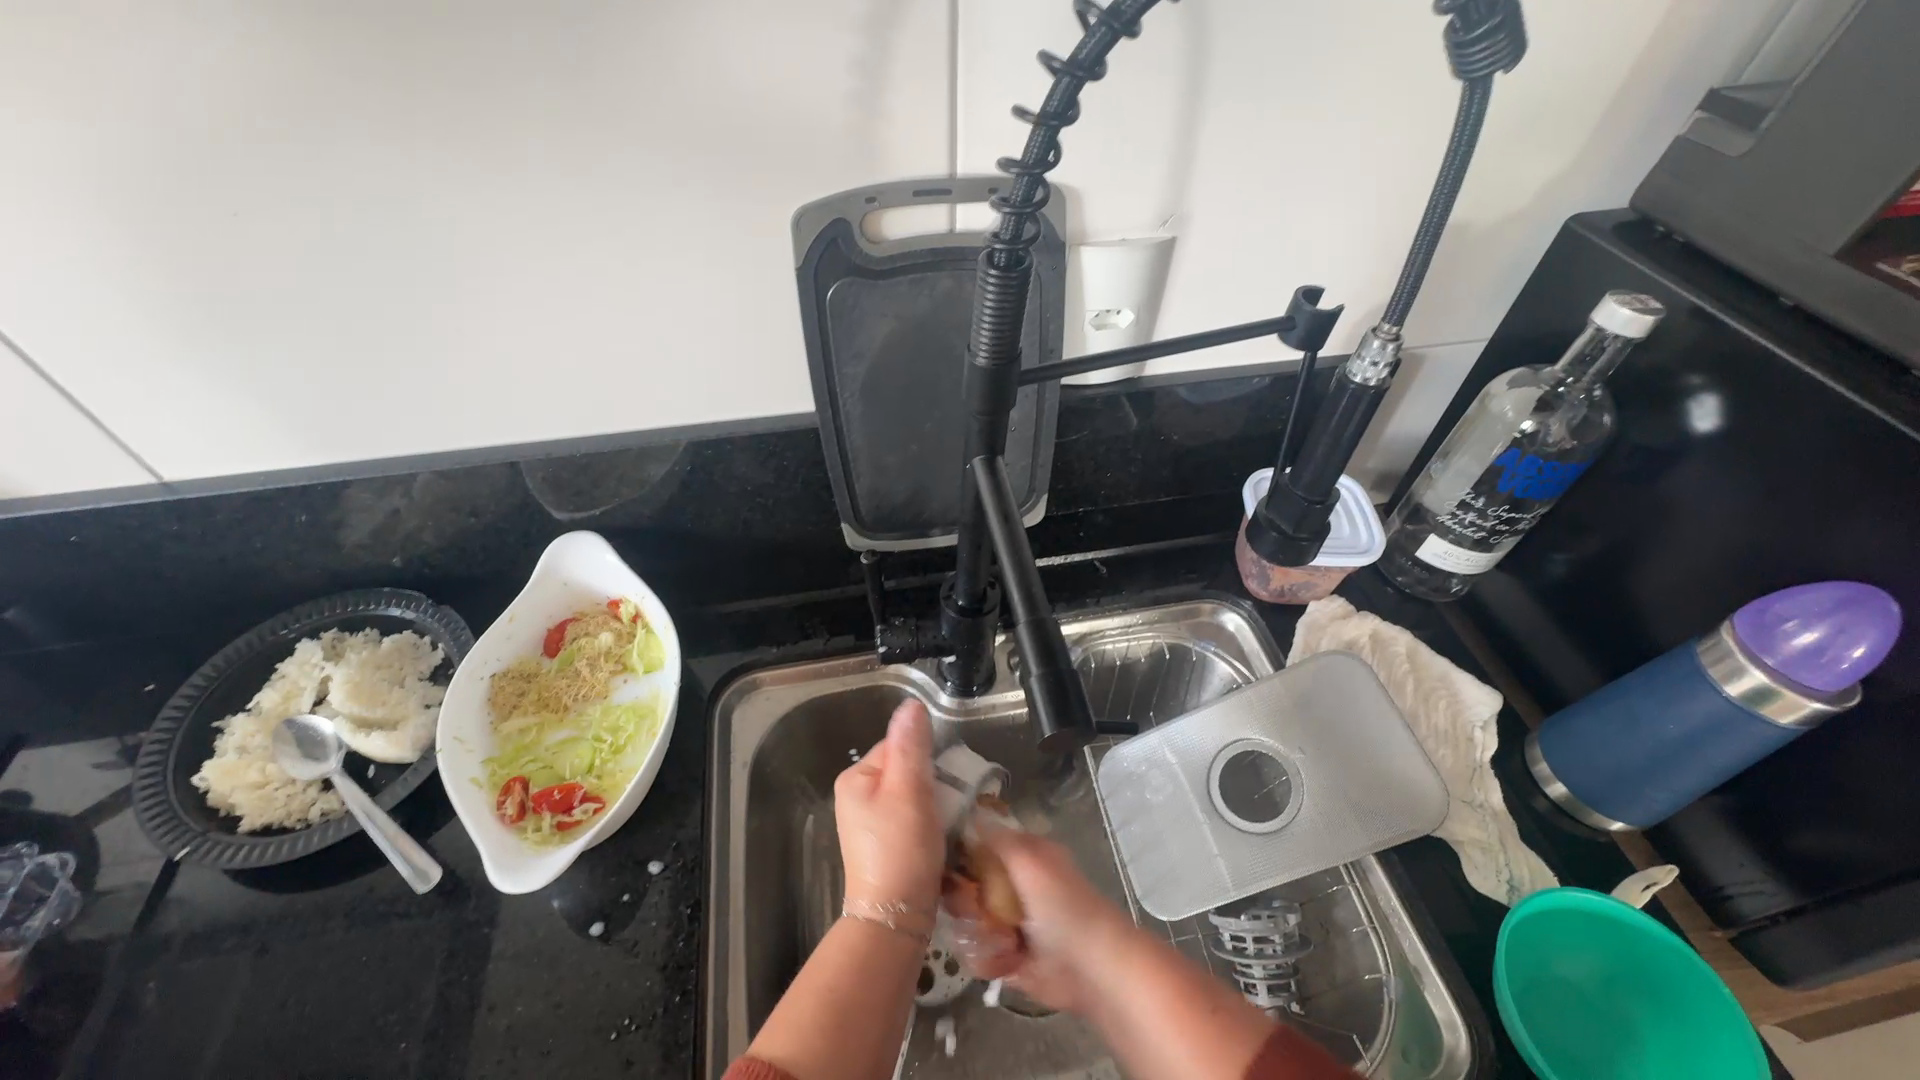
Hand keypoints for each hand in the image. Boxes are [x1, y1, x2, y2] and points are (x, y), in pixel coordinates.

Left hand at [834, 699, 944, 918]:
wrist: (896, 917)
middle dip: (934, 783)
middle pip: (907, 771)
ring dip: (936, 805)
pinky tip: (943, 838)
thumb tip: (911, 704)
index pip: (899, 746)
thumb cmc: (901, 850)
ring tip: (952, 821)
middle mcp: (857, 798)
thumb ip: (912, 746)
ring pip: (914, 797)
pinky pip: (914, 820)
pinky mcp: (886, 847)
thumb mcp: (909, 791)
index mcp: (855, 779)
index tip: (947, 779)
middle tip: (952, 803)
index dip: (927, 759)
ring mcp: (870, 825)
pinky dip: (931, 824)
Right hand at [943, 828, 1132, 1013]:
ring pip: (964, 923)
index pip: (975, 848)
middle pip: (962, 889)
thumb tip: (971, 814)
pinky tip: (1009, 960)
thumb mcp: (1032, 861)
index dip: (958, 857)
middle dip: (964, 903)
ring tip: (1004, 941)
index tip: (946, 868)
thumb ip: (999, 838)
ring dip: (979, 934)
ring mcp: (1007, 924)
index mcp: (1021, 858)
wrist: (1092, 968)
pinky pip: (976, 955)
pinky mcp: (1006, 959)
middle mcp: (1010, 887)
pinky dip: (989, 959)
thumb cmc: (1065, 907)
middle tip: (977, 911)